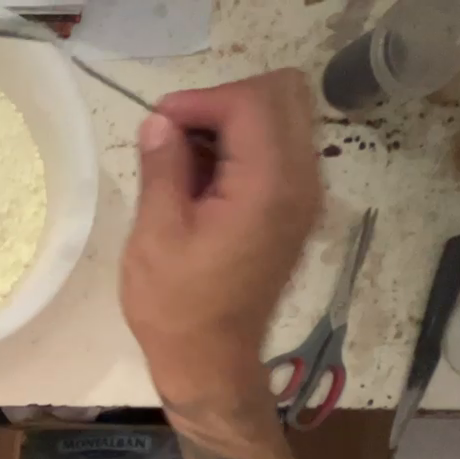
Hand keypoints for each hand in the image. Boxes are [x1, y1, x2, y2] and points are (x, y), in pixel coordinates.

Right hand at [121, 71, 322, 405]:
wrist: (209, 361)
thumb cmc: (174, 307)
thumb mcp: (154, 237)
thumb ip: (162, 171)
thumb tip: (159, 124)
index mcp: (267, 186)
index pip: (250, 103)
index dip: (199, 101)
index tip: (155, 123)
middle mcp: (301, 180)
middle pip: (281, 96)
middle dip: (222, 104)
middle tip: (172, 136)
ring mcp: (305, 195)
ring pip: (284, 119)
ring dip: (232, 125)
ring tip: (181, 161)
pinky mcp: (295, 210)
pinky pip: (280, 152)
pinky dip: (243, 149)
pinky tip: (203, 181)